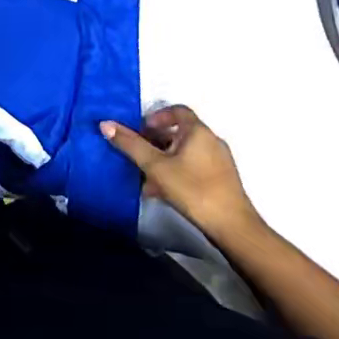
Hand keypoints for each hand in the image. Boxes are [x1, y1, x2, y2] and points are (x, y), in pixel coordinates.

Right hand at [102, 105, 264, 239]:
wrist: (233, 227)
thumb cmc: (193, 189)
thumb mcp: (155, 166)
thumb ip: (130, 144)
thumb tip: (105, 124)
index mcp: (198, 131)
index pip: (177, 110)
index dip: (157, 116)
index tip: (142, 130)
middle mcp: (211, 141)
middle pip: (179, 133)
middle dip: (155, 141)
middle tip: (138, 154)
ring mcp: (219, 162)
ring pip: (185, 153)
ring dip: (164, 160)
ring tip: (145, 177)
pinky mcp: (222, 181)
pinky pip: (194, 168)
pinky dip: (177, 172)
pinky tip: (162, 192)